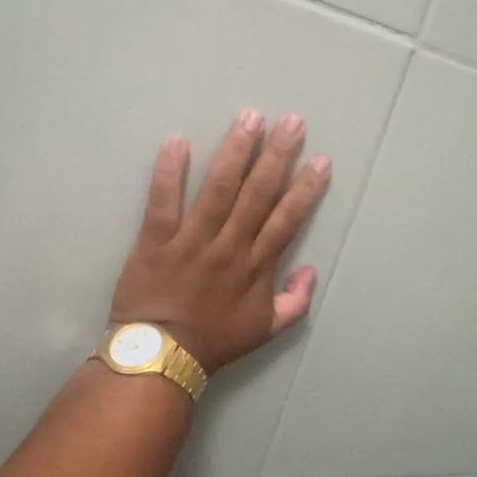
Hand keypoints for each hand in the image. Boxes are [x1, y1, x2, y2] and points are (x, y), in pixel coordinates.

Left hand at [108, 109, 331, 372]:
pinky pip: (163, 201)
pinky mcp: (155, 240)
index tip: (321, 160)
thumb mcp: (266, 331)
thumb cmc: (214, 343)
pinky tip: (178, 141)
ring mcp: (192, 241)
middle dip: (277, 156)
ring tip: (250, 118)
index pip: (287, 220)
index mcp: (256, 267)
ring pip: (219, 189)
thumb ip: (295, 302)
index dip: (306, 188)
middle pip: (258, 194)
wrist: (161, 358)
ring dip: (235, 152)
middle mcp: (229, 247)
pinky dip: (170, 171)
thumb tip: (312, 269)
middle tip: (292, 121)